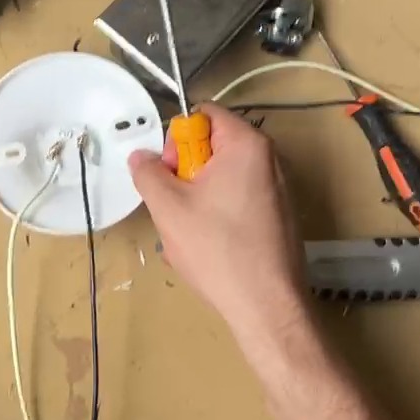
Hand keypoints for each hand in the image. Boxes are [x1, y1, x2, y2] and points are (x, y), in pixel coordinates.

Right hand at [127, 103, 309, 344]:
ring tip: (189, 231)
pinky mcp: (278, 216)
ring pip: (222, 177)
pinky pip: (237, 199)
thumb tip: (140, 156)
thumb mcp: (168, 207)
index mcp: (247, 144)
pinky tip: (209, 246)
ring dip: (197, 196)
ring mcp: (278, 188)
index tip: (168, 171)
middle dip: (185, 171)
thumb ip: (148, 173)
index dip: (177, 137)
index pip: (203, 113)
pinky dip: (217, 213)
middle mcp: (268, 158)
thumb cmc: (217, 249)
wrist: (266, 306)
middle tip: (175, 204)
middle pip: (213, 145)